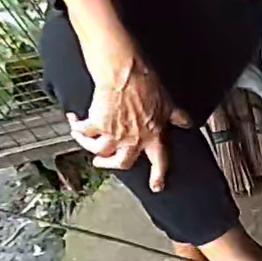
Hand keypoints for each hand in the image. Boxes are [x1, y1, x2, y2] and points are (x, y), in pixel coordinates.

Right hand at [69, 57, 190, 191]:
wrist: (125, 73)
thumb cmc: (147, 85)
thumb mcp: (167, 103)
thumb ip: (177, 116)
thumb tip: (187, 123)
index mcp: (154, 136)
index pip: (160, 161)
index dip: (159, 176)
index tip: (156, 187)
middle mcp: (134, 139)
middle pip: (122, 163)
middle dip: (110, 165)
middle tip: (102, 163)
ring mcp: (115, 133)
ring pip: (99, 151)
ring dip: (89, 146)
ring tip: (84, 139)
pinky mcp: (96, 124)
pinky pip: (83, 132)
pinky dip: (76, 128)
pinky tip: (74, 121)